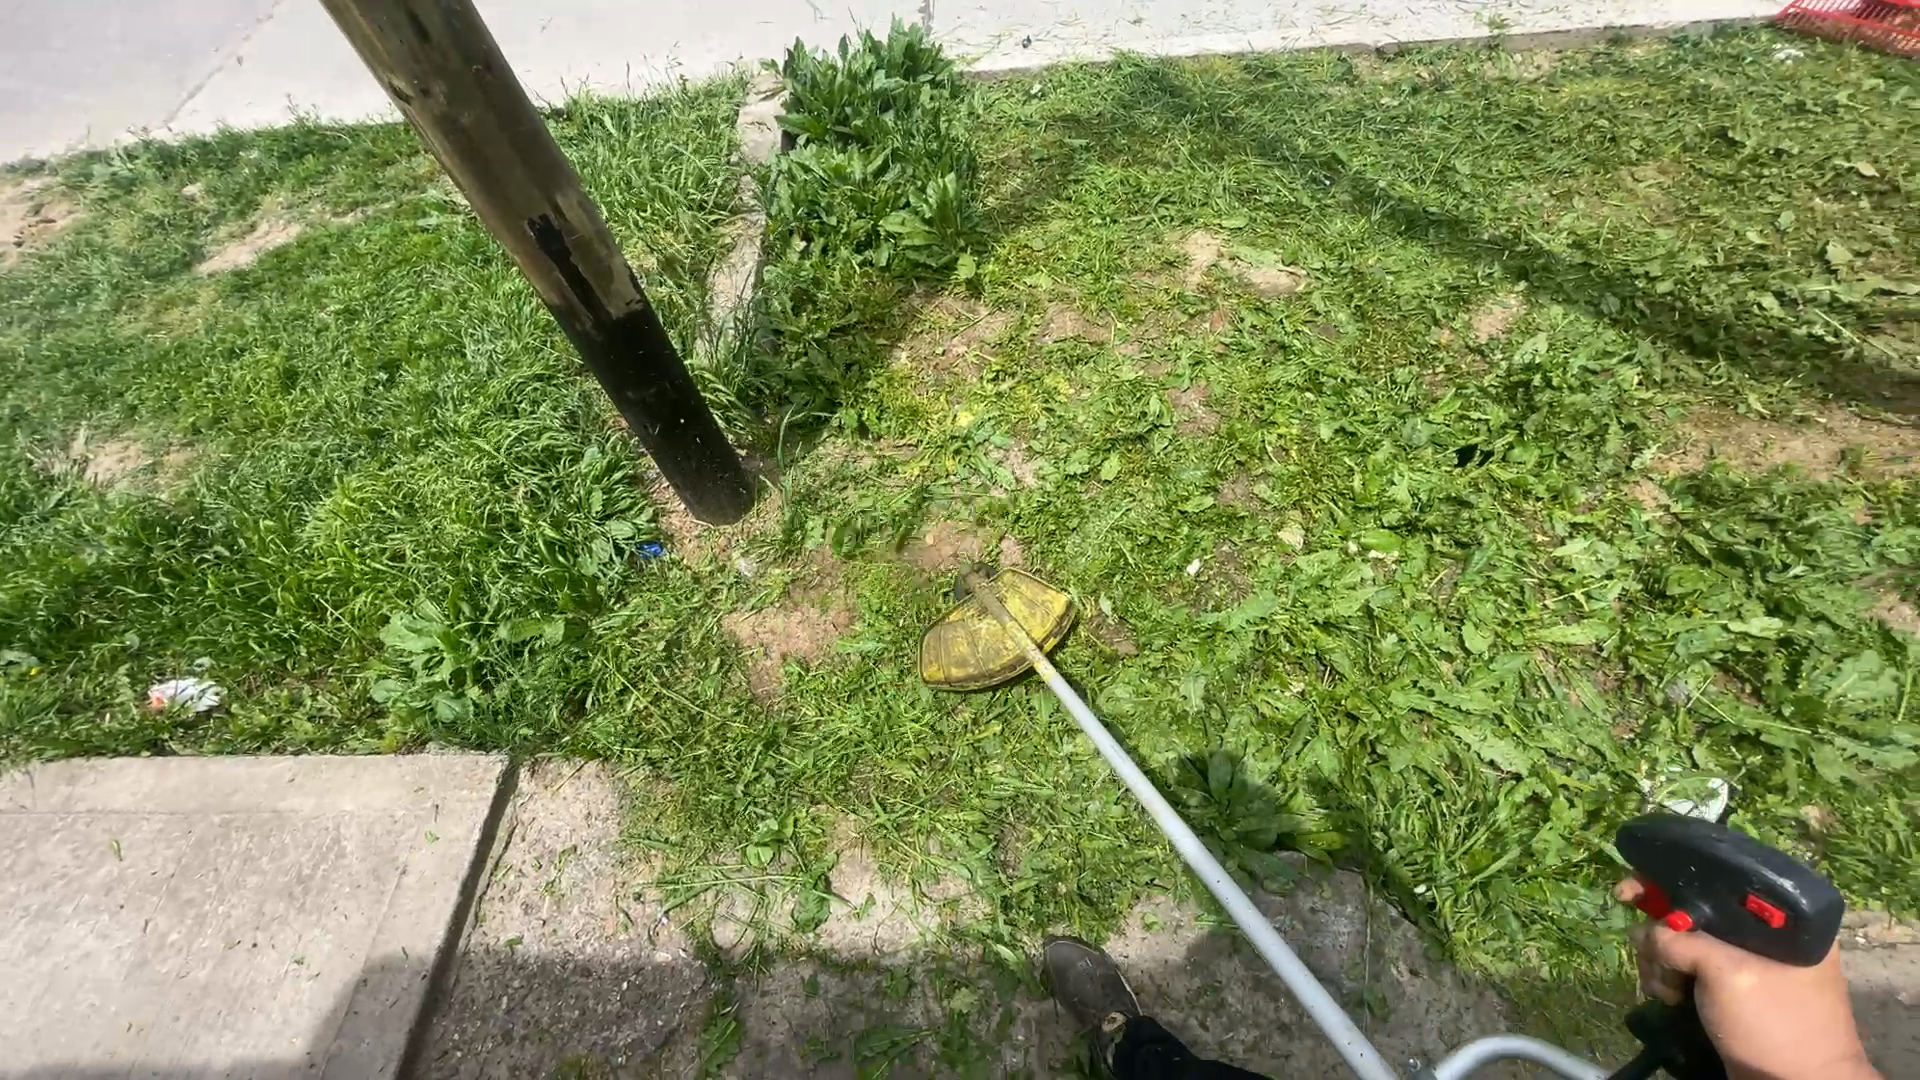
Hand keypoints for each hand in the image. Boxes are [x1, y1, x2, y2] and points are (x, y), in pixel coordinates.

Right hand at [1616, 879, 1878, 1079]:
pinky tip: (1666, 993)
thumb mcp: (1724, 972)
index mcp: (1782, 925)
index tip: (1632, 891)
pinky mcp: (1724, 985)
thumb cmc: (1772, 1023)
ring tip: (1663, 986)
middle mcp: (1761, 938)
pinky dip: (1663, 974)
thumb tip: (1643, 934)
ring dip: (1657, 958)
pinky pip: (1680, 963)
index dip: (1668, 881)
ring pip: (1676, 939)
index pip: (1713, 884)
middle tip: (1632, 926)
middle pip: (1687, 911)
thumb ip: (1676, 939)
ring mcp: (1741, 963)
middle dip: (1656, 927)